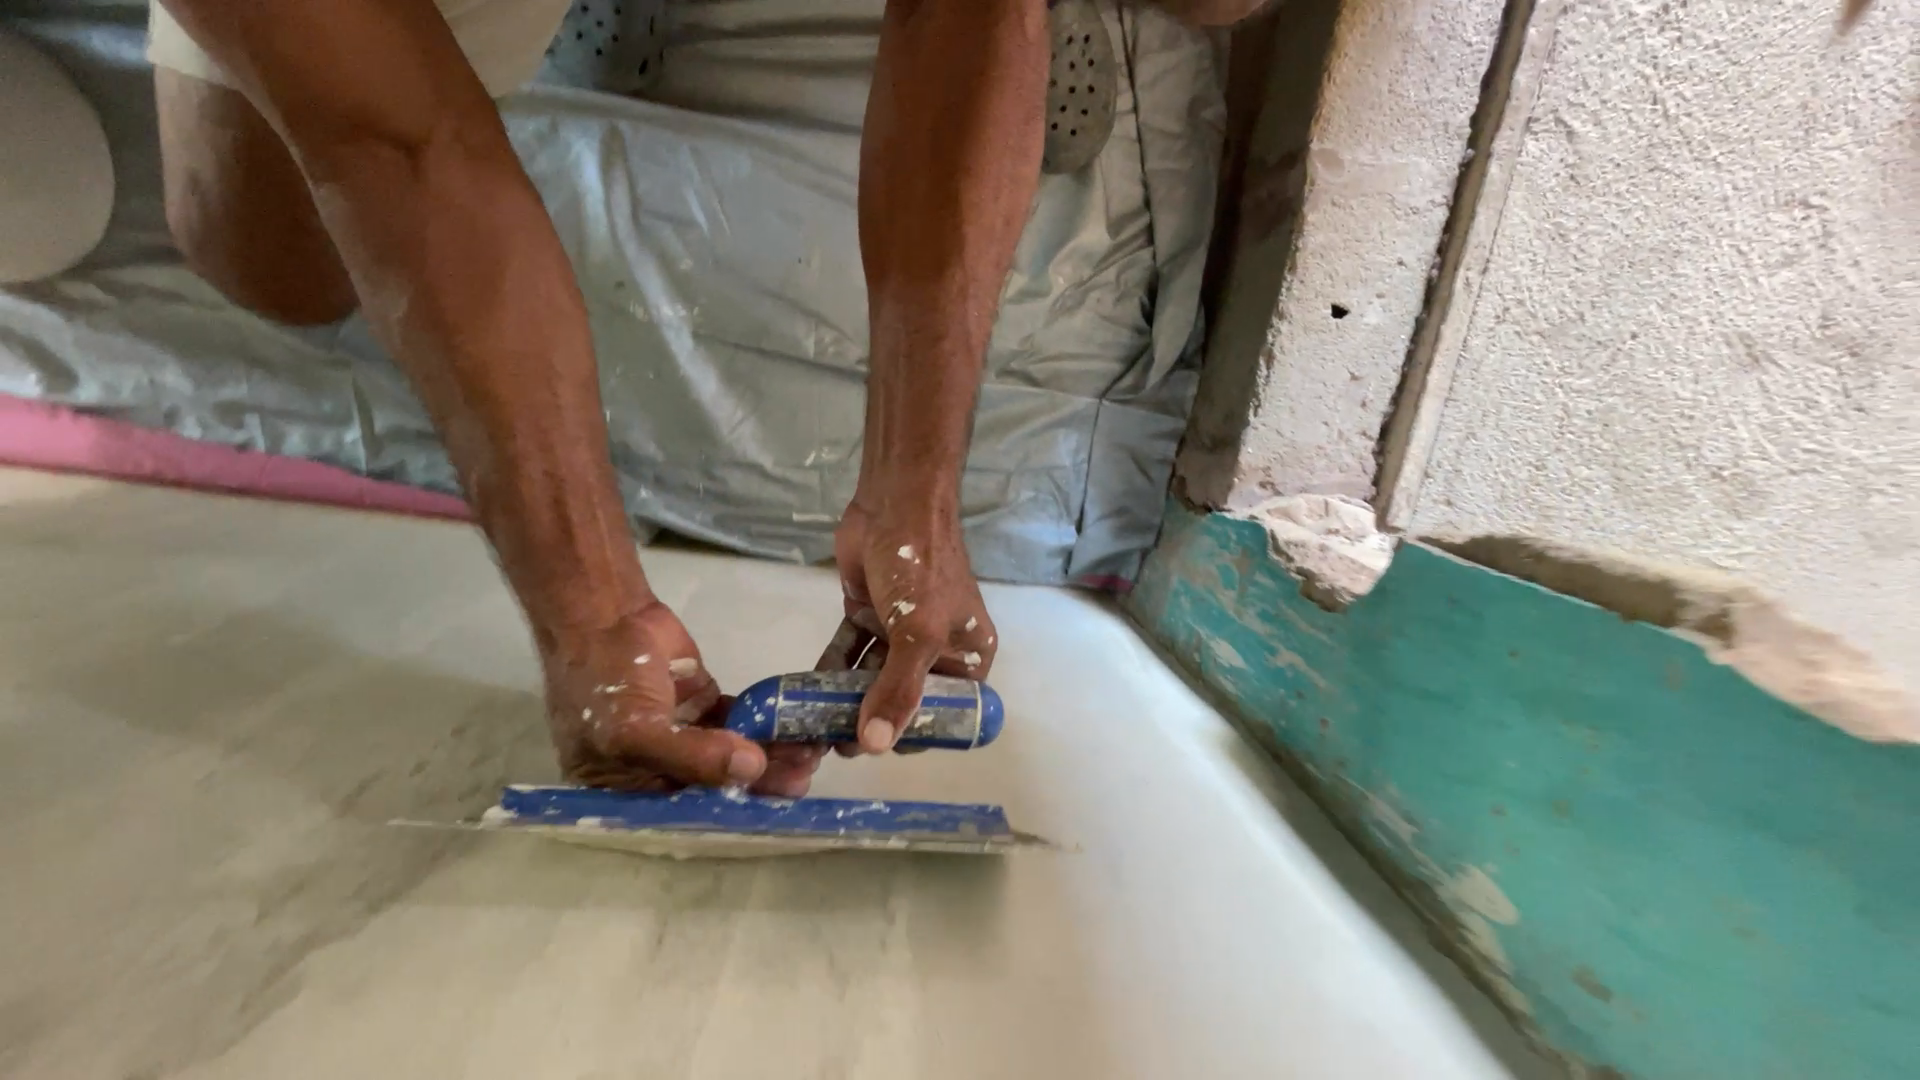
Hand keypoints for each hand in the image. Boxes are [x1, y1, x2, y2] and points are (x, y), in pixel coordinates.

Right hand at [540, 602, 826, 795]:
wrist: (606, 615)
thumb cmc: (603, 682)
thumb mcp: (634, 729)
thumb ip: (691, 755)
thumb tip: (752, 770)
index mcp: (626, 795)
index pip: (685, 818)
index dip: (730, 817)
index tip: (776, 811)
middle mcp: (657, 773)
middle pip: (716, 788)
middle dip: (760, 784)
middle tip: (803, 779)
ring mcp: (684, 737)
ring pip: (733, 755)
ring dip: (770, 755)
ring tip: (809, 754)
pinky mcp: (704, 707)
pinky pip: (739, 723)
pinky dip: (765, 726)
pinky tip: (794, 728)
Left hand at [827, 500, 997, 754]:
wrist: (894, 502)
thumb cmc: (921, 568)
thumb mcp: (918, 632)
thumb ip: (898, 690)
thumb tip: (875, 746)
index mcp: (966, 655)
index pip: (946, 710)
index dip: (917, 734)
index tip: (880, 750)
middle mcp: (935, 648)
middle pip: (904, 697)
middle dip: (874, 723)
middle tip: (838, 745)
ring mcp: (898, 632)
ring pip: (872, 679)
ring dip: (847, 703)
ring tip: (817, 731)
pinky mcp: (866, 616)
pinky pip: (849, 654)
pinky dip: (831, 674)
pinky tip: (806, 698)